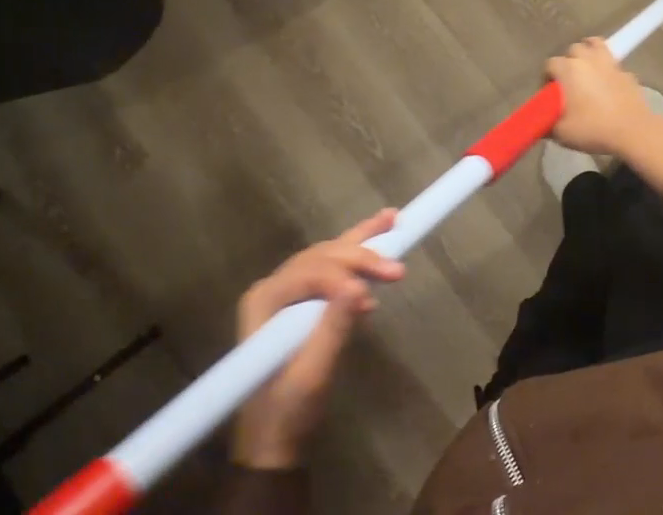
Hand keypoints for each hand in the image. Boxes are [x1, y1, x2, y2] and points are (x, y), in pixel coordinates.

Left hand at [232, 209, 404, 469]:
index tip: (375, 293)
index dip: (343, 275)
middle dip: (360, 256)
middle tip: (398, 265)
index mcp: (264, 301)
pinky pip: (330, 271)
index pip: (310, 272)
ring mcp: (285, 294)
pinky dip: (355, 260)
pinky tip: (378, 252)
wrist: (273, 442)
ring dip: (360, 243)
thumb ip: (332, 330)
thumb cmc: (286, 412)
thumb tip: (360, 287)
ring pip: (327, 256)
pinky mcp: (301, 304)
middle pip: (321, 257)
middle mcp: (271, 288)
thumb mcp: (311, 376)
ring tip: (392, 220)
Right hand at [545, 38, 662, 156]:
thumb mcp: (561, 133)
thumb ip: (548, 123)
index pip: (550, 64)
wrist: (633, 131)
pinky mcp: (627, 72)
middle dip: (568, 61)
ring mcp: (610, 63)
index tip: (550, 94)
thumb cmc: (592, 129)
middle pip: (574, 49)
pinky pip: (613, 62)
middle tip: (569, 81)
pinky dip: (608, 67)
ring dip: (589, 52)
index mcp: (568, 69)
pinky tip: (608, 82)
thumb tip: (543, 122)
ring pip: (596, 45)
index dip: (547, 78)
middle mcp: (588, 60)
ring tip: (588, 68)